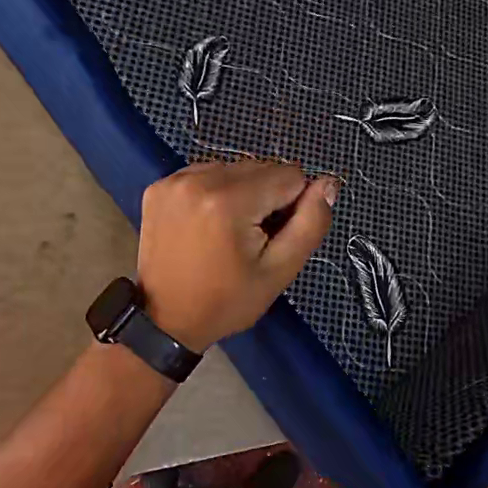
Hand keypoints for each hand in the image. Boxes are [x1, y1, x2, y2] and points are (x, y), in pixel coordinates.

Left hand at [137, 160, 338, 351]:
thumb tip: (329, 183)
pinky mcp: (159, 187)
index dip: (292, 206)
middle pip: (261, 168)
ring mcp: (174, 180)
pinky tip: (207, 224)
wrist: (165, 320)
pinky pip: (206, 174)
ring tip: (228, 234)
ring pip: (235, 169)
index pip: (290, 175)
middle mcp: (199, 179)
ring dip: (242, 193)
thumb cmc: (227, 301)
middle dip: (266, 198)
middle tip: (252, 240)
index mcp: (230, 201)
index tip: (272, 238)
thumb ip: (310, 223)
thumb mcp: (279, 270)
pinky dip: (215, 193)